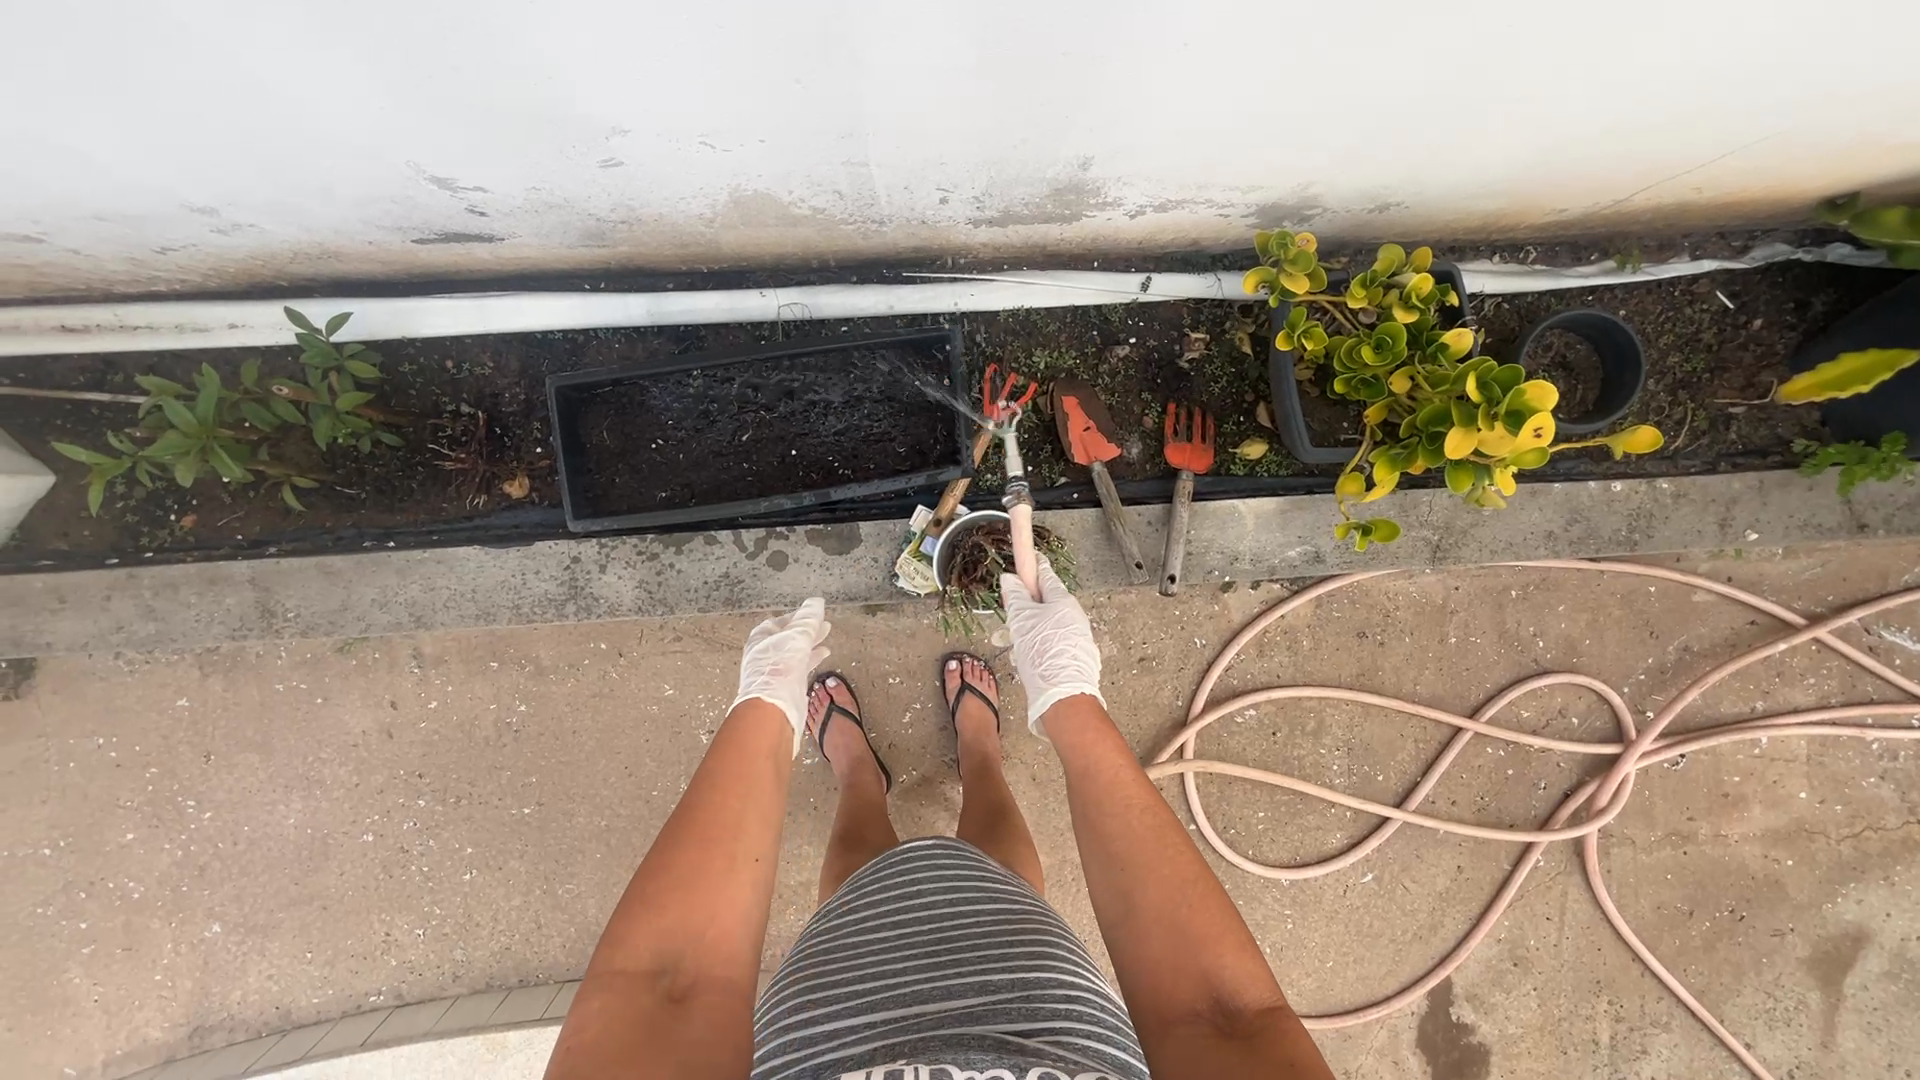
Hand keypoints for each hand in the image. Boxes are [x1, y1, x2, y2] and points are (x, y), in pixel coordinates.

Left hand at [729, 598, 830, 755]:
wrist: (774, 706)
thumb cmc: (779, 668)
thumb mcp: (797, 635)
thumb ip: (808, 619)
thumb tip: (816, 602)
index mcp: (761, 638)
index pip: (779, 621)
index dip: (797, 616)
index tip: (812, 612)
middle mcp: (765, 654)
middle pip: (788, 637)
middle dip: (806, 629)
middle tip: (822, 623)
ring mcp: (775, 671)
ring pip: (796, 652)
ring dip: (811, 643)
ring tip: (826, 636)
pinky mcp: (786, 685)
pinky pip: (801, 666)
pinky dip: (812, 658)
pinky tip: (824, 655)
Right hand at [999, 559, 1103, 736]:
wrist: (1063, 696)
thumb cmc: (1043, 653)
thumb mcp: (1021, 620)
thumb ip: (1015, 597)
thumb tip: (1010, 578)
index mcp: (1063, 601)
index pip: (1047, 575)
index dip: (1034, 565)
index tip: (1031, 556)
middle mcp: (1074, 616)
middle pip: (1046, 602)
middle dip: (1029, 606)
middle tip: (1013, 615)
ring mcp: (1076, 637)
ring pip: (1047, 625)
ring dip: (1032, 630)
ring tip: (1019, 646)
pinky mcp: (1074, 657)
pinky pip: (1052, 644)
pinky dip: (1039, 646)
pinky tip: (1029, 660)